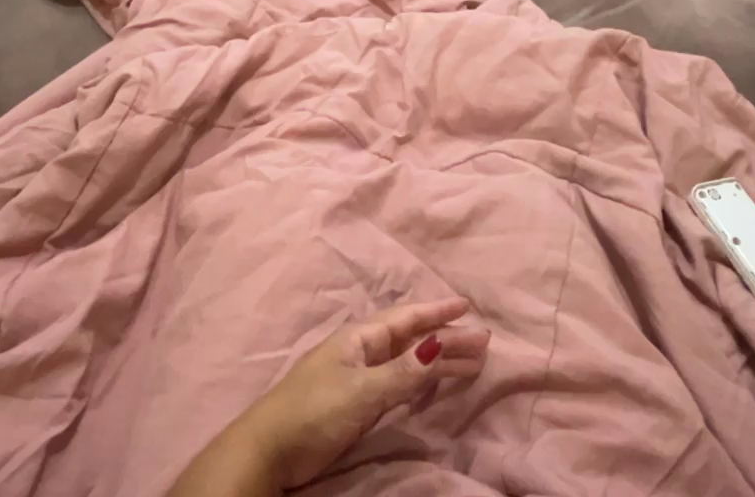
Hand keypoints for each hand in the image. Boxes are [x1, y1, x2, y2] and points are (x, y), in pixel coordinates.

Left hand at [168, 298, 489, 495]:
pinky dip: (422, 379)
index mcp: (360, 338)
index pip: (406, 319)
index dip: (437, 312)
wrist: (270, 450)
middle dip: (447, 338)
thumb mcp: (362, 390)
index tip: (467, 305)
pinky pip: (400, 382)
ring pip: (408, 362)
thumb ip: (402, 370)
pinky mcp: (358, 404)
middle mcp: (362, 351)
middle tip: (483, 340)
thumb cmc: (315, 411)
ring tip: (472, 362)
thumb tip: (437, 342)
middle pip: (412, 339)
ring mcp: (360, 378)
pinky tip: (434, 380)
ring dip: (439, 360)